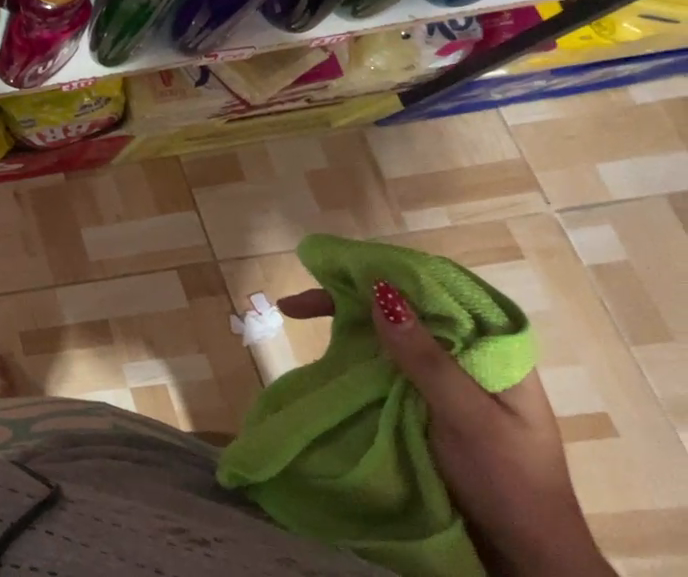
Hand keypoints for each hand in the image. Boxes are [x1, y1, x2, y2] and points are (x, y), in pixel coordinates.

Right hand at [279, 286, 611, 576]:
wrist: (522, 551)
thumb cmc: (507, 480)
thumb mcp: (467, 416)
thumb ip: (426, 358)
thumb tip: (379, 292)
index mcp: (494, 351)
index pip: (437, 292)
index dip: (384, 274)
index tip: (333, 270)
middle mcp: (468, 356)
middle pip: (406, 308)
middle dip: (350, 296)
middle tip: (296, 302)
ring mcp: (446, 379)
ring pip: (390, 333)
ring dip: (345, 321)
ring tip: (298, 314)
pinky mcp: (424, 401)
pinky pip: (384, 362)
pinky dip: (352, 350)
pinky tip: (325, 349)